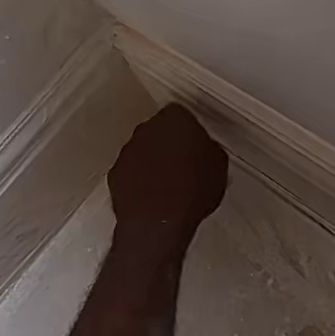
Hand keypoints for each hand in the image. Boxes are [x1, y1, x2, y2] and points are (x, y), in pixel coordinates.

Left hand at [107, 105, 227, 232]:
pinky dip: (139, 179)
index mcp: (175, 120)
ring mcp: (127, 150)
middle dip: (169, 143)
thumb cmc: (191, 192)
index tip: (196, 141)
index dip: (189, 129)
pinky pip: (130, 170)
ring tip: (171, 184)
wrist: (158, 221)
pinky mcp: (116, 172)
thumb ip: (209, 149)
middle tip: (185, 163)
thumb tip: (205, 151)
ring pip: (142, 149)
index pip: (181, 114)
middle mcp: (146, 129)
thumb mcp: (218, 167)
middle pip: (159, 130)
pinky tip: (153, 195)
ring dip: (153, 161)